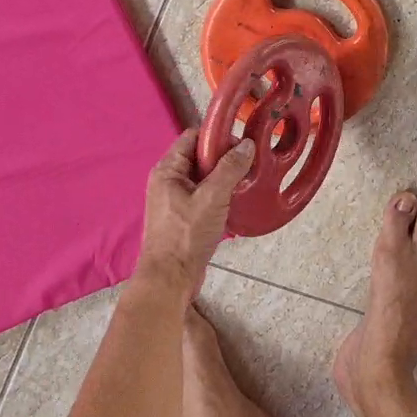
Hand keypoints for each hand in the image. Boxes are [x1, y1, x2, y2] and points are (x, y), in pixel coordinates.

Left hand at [136, 128, 254, 298]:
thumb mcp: (212, 198)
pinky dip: (220, 194)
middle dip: (224, 157)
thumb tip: (247, 144)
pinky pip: (204, 194)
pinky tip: (237, 200)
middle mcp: (169, 180)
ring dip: (225, 177)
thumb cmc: (186, 235)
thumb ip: (230, 169)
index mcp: (168, 170)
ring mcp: (175, 199)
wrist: (170, 280)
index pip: (193, 136)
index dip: (216, 136)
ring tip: (246, 181)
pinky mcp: (184, 216)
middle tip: (248, 164)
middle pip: (200, 156)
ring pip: (204, 176)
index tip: (241, 145)